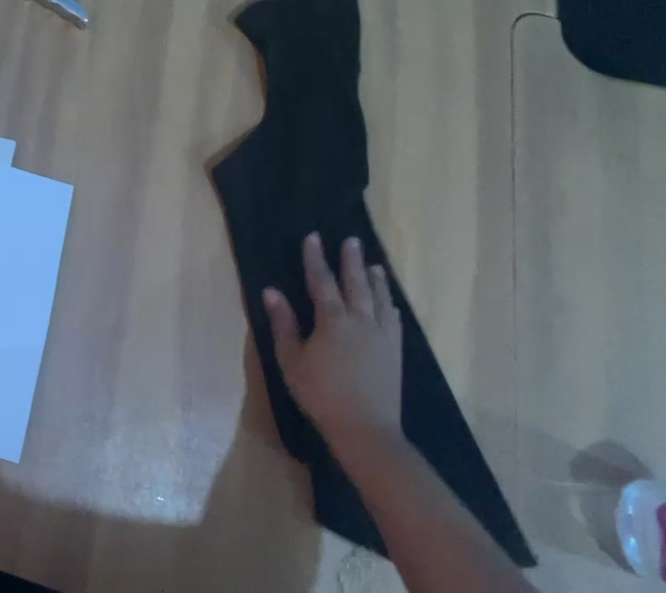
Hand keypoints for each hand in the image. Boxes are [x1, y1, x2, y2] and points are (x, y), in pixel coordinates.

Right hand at [263, 232, 402, 445]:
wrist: (365, 428)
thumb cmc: (319, 393)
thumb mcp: (291, 359)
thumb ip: (284, 323)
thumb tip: (271, 291)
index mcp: (332, 321)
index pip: (321, 282)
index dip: (315, 259)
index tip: (313, 237)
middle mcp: (361, 322)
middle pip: (356, 285)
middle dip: (351, 261)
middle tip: (353, 240)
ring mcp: (382, 337)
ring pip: (379, 300)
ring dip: (376, 280)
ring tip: (374, 264)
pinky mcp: (395, 353)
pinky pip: (394, 322)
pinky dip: (390, 306)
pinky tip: (390, 303)